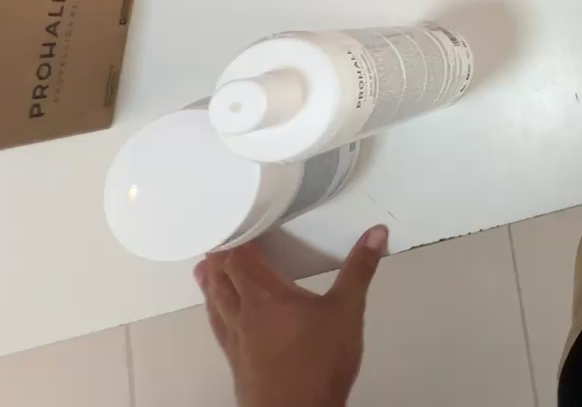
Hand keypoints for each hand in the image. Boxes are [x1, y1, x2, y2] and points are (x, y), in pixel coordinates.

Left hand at [196, 225, 388, 406]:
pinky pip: (221, 326)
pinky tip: (225, 316)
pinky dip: (218, 310)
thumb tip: (377, 231)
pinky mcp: (239, 363)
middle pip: (222, 283)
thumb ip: (360, 268)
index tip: (229, 219)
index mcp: (265, 298)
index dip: (233, 241)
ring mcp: (236, 343)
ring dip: (211, 286)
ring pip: (216, 307)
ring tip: (205, 271)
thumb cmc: (320, 359)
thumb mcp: (348, 309)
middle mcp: (242, 317)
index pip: (240, 262)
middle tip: (214, 239)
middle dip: (217, 261)